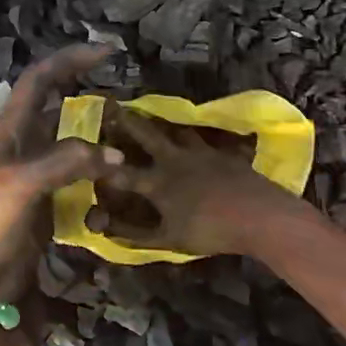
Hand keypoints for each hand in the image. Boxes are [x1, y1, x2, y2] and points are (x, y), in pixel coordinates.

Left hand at [0, 45, 121, 298]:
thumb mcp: (20, 184)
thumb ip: (64, 162)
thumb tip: (114, 154)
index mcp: (11, 131)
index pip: (40, 80)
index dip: (69, 60)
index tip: (106, 53)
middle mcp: (23, 147)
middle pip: (58, 111)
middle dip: (89, 102)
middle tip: (127, 106)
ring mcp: (34, 178)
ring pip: (71, 149)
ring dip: (97, 144)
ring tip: (131, 146)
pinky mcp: (43, 208)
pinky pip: (76, 184)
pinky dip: (96, 182)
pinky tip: (116, 190)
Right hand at [100, 108, 303, 256]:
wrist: (261, 215)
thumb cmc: (211, 230)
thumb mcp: (170, 240)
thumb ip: (139, 237)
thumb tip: (109, 233)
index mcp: (157, 182)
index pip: (122, 172)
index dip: (102, 164)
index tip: (85, 151)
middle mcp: (174, 160)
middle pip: (146, 135)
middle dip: (127, 121)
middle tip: (113, 105)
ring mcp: (201, 153)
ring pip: (177, 132)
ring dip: (164, 123)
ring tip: (155, 115)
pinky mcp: (223, 154)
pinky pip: (207, 140)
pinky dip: (198, 138)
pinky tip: (199, 135)